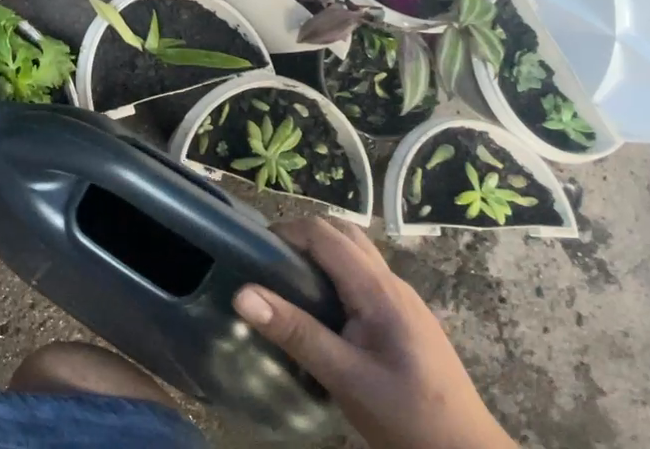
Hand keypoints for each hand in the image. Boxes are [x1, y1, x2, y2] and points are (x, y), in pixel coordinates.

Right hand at [233, 217, 516, 448]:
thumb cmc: (408, 417)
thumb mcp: (345, 377)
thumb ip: (295, 332)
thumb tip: (241, 294)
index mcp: (379, 291)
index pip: (324, 234)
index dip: (285, 233)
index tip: (253, 253)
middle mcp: (394, 285)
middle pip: (342, 234)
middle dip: (301, 237)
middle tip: (268, 264)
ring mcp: (404, 302)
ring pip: (354, 254)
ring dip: (318, 254)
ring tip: (287, 285)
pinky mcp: (405, 319)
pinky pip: (363, 277)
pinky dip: (333, 275)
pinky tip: (319, 311)